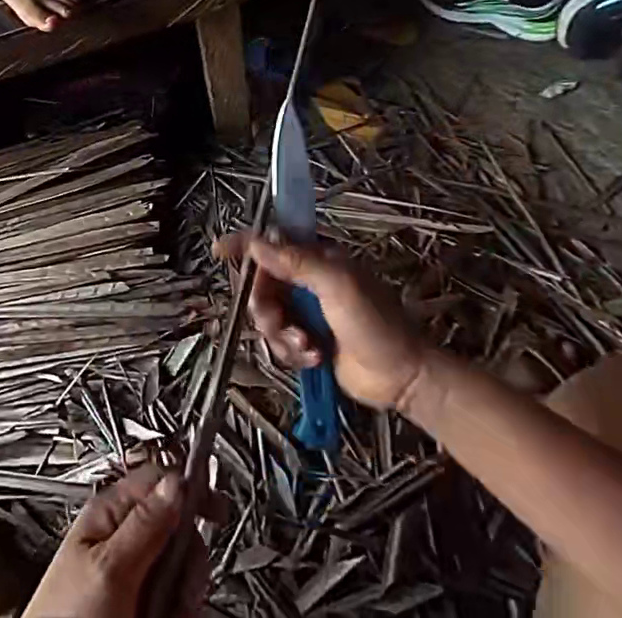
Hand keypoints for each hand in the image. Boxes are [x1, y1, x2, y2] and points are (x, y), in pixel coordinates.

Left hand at [23, 465, 207, 617]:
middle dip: (190, 554)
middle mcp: (123, 536)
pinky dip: (179, 607)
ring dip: (185, 587)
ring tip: (168, 609)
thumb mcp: (109, 567)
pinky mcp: (142, 602)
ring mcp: (134, 571)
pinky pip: (176, 596)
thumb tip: (176, 480)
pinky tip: (166, 616)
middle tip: (183, 582)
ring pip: (182, 564)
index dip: (191, 488)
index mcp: (109, 513)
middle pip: (179, 525)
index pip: (158, 479)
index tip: (216, 505)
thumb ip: (146, 522)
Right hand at [213, 231, 428, 410]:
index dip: (246, 245)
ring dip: (281, 335)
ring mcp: (306, 313)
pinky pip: (278, 342)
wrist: (401, 377)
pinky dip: (291, 352)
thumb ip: (295, 262)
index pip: (274, 243)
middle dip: (267, 307)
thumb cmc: (376, 323)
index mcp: (318, 259)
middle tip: (281, 323)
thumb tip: (257, 243)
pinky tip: (314, 359)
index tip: (220, 250)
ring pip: (267, 317)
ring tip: (306, 347)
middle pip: (262, 285)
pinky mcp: (306, 341)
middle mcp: (308, 282)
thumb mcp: (337, 285)